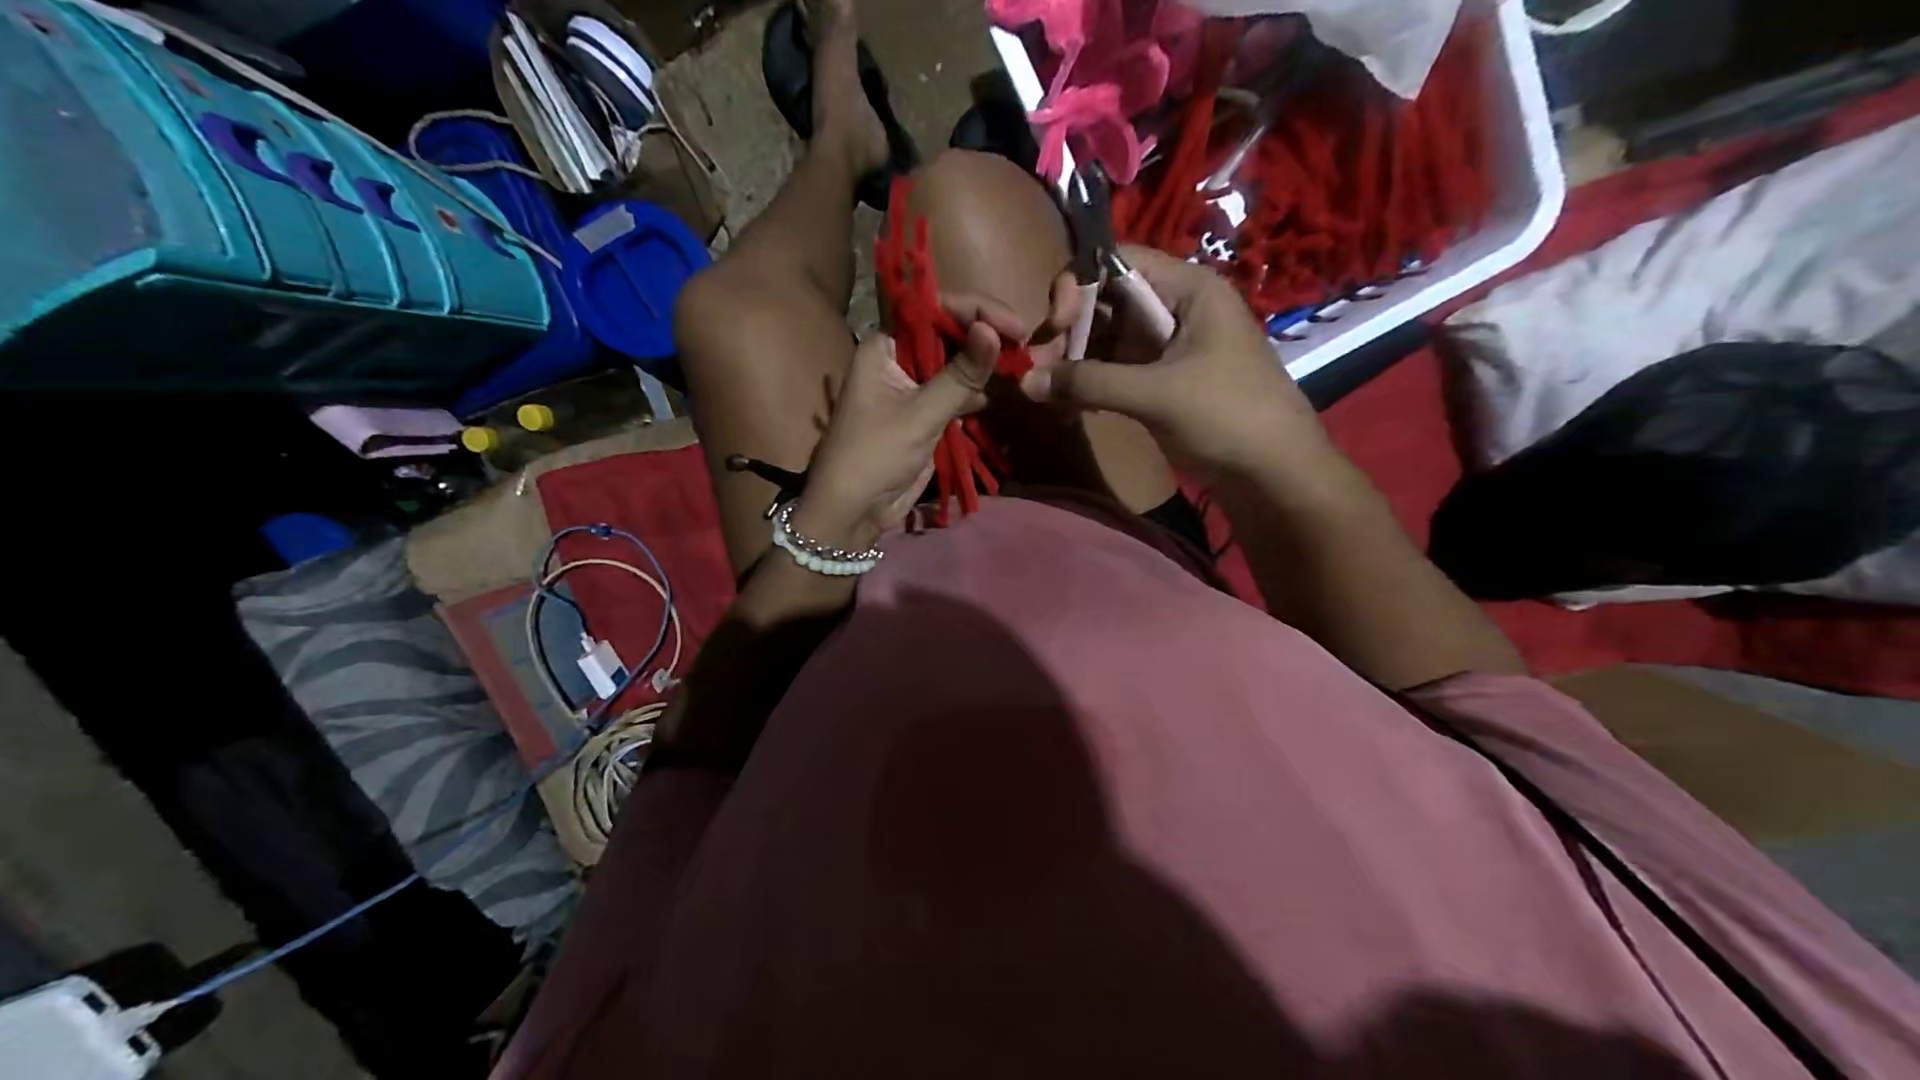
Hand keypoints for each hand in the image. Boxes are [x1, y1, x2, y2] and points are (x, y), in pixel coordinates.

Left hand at [796, 303, 1013, 547]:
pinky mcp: (923, 414)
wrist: (852, 510)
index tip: (1015, 326)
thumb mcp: (920, 414)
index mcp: (884, 346)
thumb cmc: (875, 456)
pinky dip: (976, 392)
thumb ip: (960, 375)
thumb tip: (993, 331)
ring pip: (954, 364)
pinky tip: (1003, 391)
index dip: (977, 312)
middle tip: (1025, 346)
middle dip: (985, 337)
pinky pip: (954, 392)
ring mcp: (910, 387)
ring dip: (985, 365)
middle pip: (947, 334)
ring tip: (1022, 365)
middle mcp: (896, 359)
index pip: (934, 311)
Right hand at [1021, 246, 1330, 480]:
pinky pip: (1117, 370)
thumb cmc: (1227, 416)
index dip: (1079, 284)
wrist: (1274, 474)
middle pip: (1107, 302)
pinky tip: (1069, 405)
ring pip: (1108, 340)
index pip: (1118, 262)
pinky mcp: (1162, 382)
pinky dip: (1092, 384)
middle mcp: (1176, 309)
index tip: (1057, 323)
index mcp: (1187, 289)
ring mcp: (1169, 347)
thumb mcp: (1156, 393)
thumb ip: (1089, 382)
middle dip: (1070, 331)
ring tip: (1048, 392)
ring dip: (1076, 362)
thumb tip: (1026, 382)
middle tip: (1041, 368)